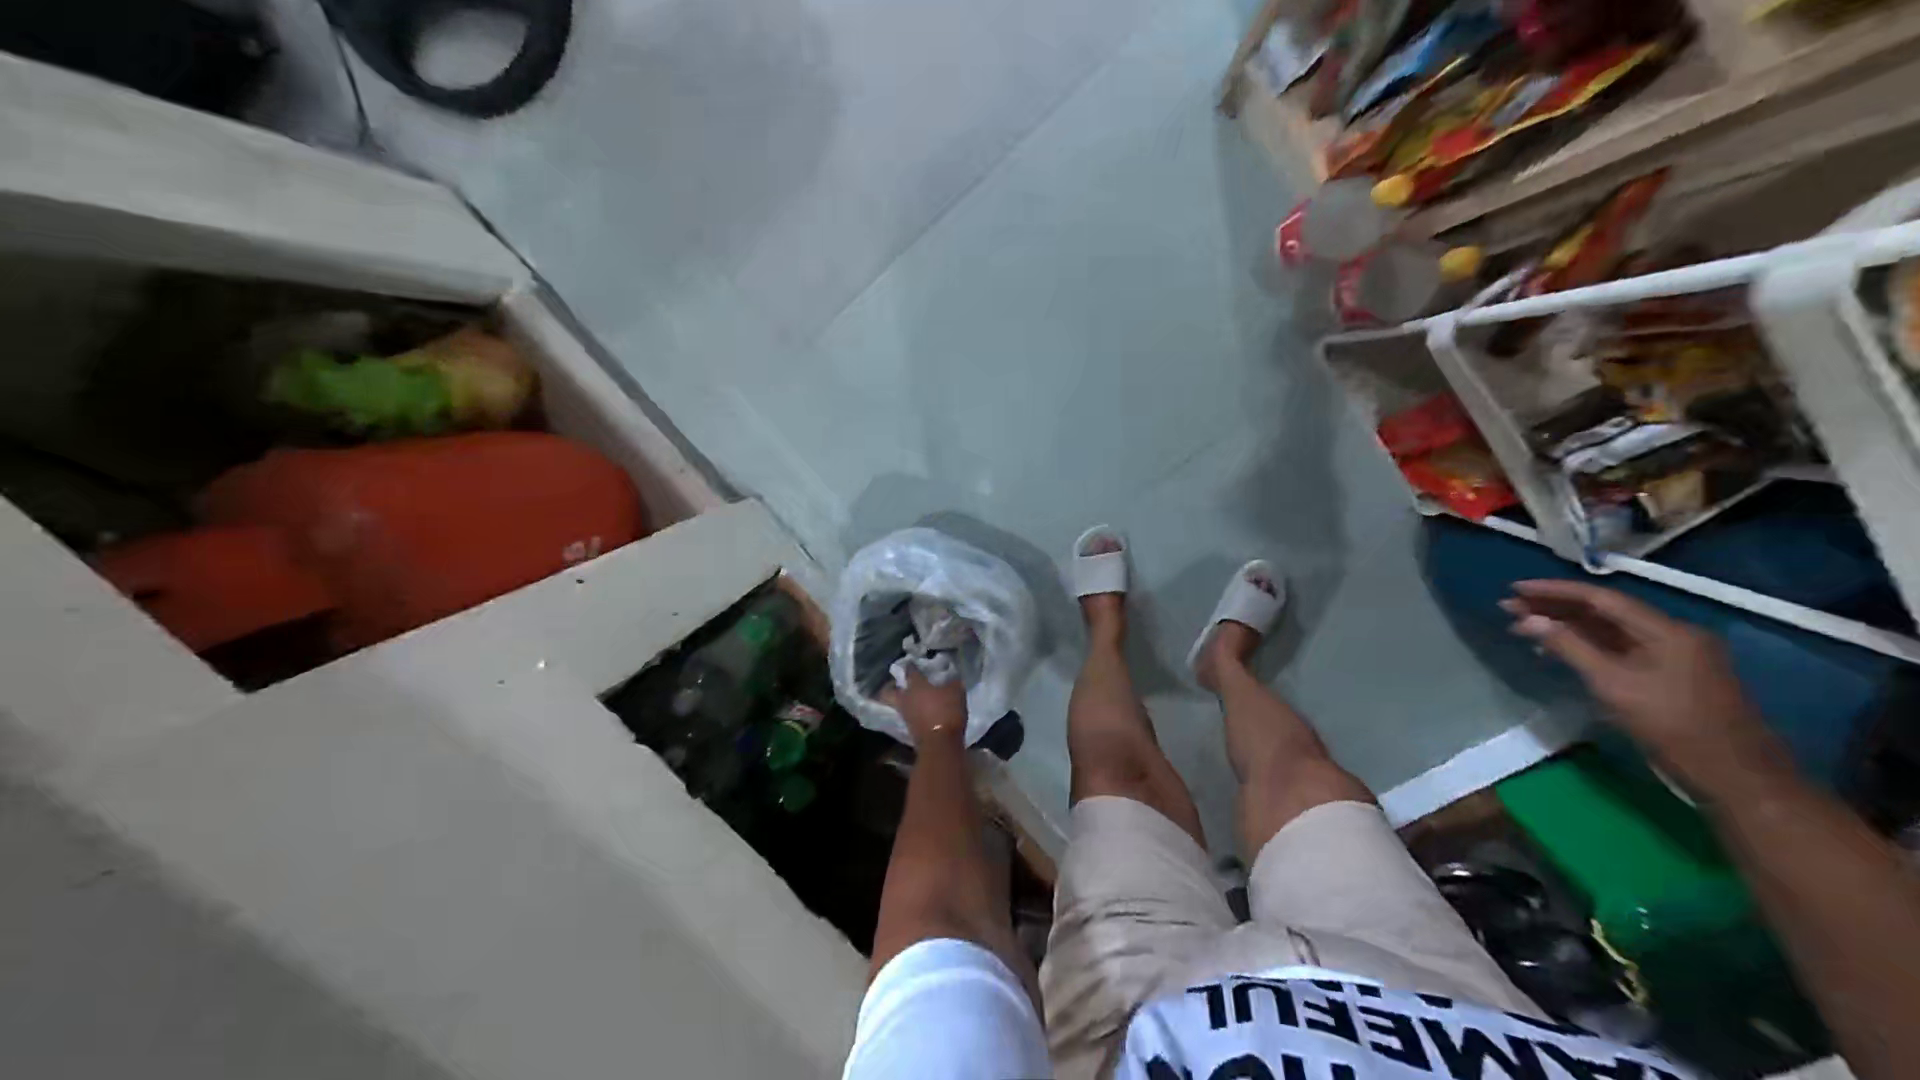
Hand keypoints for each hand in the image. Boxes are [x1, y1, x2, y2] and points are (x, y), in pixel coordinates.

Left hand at [881, 667, 967, 745]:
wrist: (940, 743)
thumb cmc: (946, 711)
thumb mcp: (956, 692)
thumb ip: (952, 682)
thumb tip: (952, 677)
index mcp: (915, 685)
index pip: (909, 671)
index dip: (911, 665)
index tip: (912, 662)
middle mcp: (905, 698)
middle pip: (889, 691)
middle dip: (891, 686)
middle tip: (898, 683)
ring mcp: (905, 715)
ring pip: (896, 704)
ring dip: (901, 700)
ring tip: (911, 697)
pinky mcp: (909, 729)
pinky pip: (905, 716)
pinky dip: (910, 712)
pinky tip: (920, 710)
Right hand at [1503, 579, 1769, 778]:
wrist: (1734, 774)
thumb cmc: (1671, 725)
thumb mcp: (1613, 685)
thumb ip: (1569, 647)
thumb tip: (1529, 620)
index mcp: (1666, 630)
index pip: (1601, 598)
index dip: (1554, 591)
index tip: (1514, 588)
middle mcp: (1673, 634)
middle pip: (1605, 611)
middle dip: (1555, 607)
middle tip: (1510, 607)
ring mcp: (1673, 654)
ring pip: (1610, 629)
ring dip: (1566, 626)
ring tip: (1523, 627)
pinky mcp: (1669, 673)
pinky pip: (1620, 647)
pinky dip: (1586, 644)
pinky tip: (1557, 648)